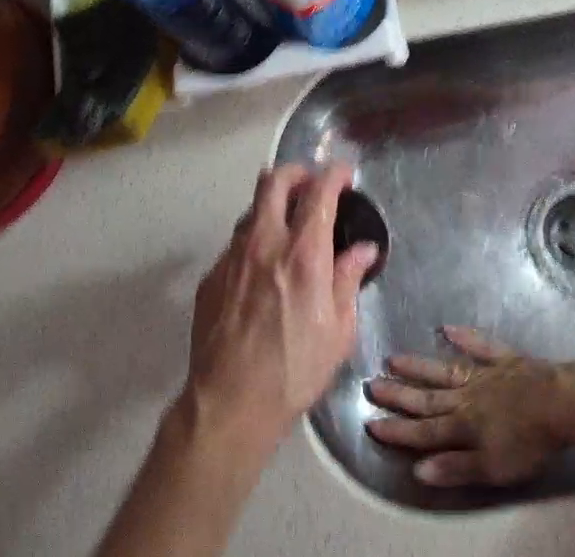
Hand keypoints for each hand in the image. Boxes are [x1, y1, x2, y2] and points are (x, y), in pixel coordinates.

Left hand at [182, 163, 380, 451]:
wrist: (230, 402)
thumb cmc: (295, 370)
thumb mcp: (339, 331)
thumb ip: (349, 281)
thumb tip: (363, 250)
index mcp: (304, 254)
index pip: (319, 192)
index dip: (334, 173)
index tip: (344, 173)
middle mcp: (264, 243)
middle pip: (274, 181)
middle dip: (296, 172)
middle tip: (311, 185)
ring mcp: (232, 257)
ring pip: (251, 209)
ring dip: (273, 206)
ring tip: (288, 226)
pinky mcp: (210, 277)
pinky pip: (236, 244)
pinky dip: (254, 241)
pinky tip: (263, 269)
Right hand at [364, 326, 569, 486]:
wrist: (563, 403)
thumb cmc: (529, 441)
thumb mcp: (492, 467)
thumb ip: (455, 466)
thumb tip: (417, 468)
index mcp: (462, 425)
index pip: (423, 430)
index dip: (397, 429)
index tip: (370, 422)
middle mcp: (467, 396)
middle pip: (427, 397)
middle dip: (398, 394)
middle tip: (371, 384)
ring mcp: (486, 374)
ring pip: (445, 370)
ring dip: (419, 366)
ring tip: (393, 358)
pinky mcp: (507, 360)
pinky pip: (481, 346)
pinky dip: (464, 337)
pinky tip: (447, 329)